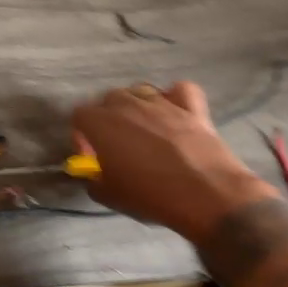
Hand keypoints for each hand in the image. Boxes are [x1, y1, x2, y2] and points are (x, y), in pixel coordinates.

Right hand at [71, 81, 276, 241]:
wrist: (208, 196)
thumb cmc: (151, 195)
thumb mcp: (108, 195)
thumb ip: (93, 178)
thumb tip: (95, 173)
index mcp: (100, 123)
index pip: (79, 116)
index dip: (82, 136)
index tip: (92, 156)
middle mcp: (127, 105)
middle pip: (109, 99)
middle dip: (108, 119)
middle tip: (118, 145)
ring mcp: (162, 103)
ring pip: (140, 91)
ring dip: (137, 106)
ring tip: (145, 129)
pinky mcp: (193, 108)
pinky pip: (180, 91)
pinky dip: (175, 98)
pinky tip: (175, 113)